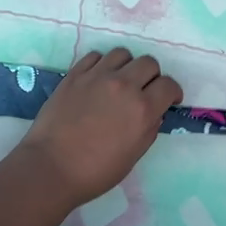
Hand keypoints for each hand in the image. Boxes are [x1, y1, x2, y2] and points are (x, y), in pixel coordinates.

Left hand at [15, 48, 183, 206]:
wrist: (52, 165)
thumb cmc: (96, 171)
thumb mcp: (133, 156)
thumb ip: (149, 129)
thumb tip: (154, 113)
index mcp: (142, 109)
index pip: (168, 85)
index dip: (172, 92)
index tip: (169, 99)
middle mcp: (123, 85)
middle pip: (148, 62)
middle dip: (152, 76)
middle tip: (145, 90)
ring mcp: (97, 75)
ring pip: (122, 53)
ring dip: (127, 66)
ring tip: (120, 81)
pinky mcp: (75, 73)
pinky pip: (96, 56)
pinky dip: (102, 64)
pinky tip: (98, 79)